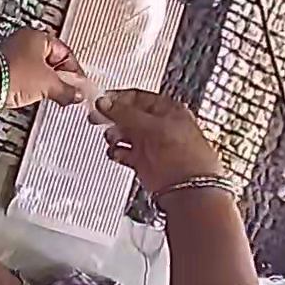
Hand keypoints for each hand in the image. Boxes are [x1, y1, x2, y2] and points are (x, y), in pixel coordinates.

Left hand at [1, 28, 85, 108]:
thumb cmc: (12, 76)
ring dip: (45, 84)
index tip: (79, 86)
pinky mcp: (2, 70)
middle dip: (60, 79)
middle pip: (51, 61)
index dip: (74, 71)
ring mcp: (12, 55)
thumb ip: (67, 90)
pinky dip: (31, 86)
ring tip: (49, 96)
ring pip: (37, 70)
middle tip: (67, 93)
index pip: (65, 52)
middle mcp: (24, 42)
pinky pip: (23, 77)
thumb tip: (76, 95)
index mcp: (37, 36)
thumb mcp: (48, 85)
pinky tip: (32, 95)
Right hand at [92, 88, 223, 193]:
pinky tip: (115, 153)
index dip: (117, 98)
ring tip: (112, 140)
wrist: (187, 187)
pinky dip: (117, 153)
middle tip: (96, 119)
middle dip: (111, 118)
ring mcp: (150, 144)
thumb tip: (104, 102)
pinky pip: (123, 153)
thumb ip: (124, 113)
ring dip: (114, 136)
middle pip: (128, 116)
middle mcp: (158, 126)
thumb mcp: (151, 126)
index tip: (100, 102)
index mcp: (166, 110)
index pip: (136, 98)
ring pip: (124, 135)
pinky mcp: (143, 162)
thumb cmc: (183, 154)